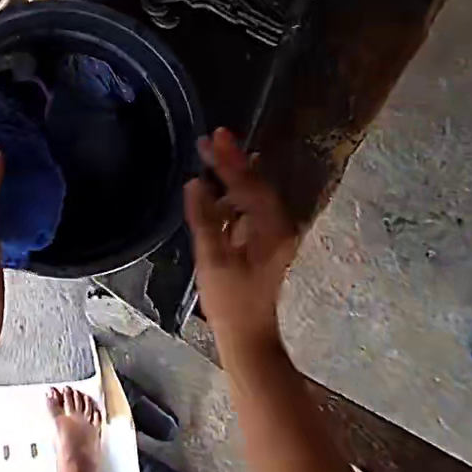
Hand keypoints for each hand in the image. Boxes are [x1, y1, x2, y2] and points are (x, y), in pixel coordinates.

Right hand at [183, 128, 299, 355]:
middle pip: (255, 184)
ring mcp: (270, 234)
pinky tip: (220, 185)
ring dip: (233, 174)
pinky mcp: (261, 242)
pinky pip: (249, 207)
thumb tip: (194, 184)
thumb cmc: (230, 300)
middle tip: (212, 137)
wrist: (247, 335)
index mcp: (269, 228)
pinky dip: (234, 191)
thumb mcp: (212, 259)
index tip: (215, 136)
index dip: (230, 160)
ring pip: (253, 194)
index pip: (249, 184)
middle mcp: (276, 226)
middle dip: (233, 160)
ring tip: (212, 153)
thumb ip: (203, 219)